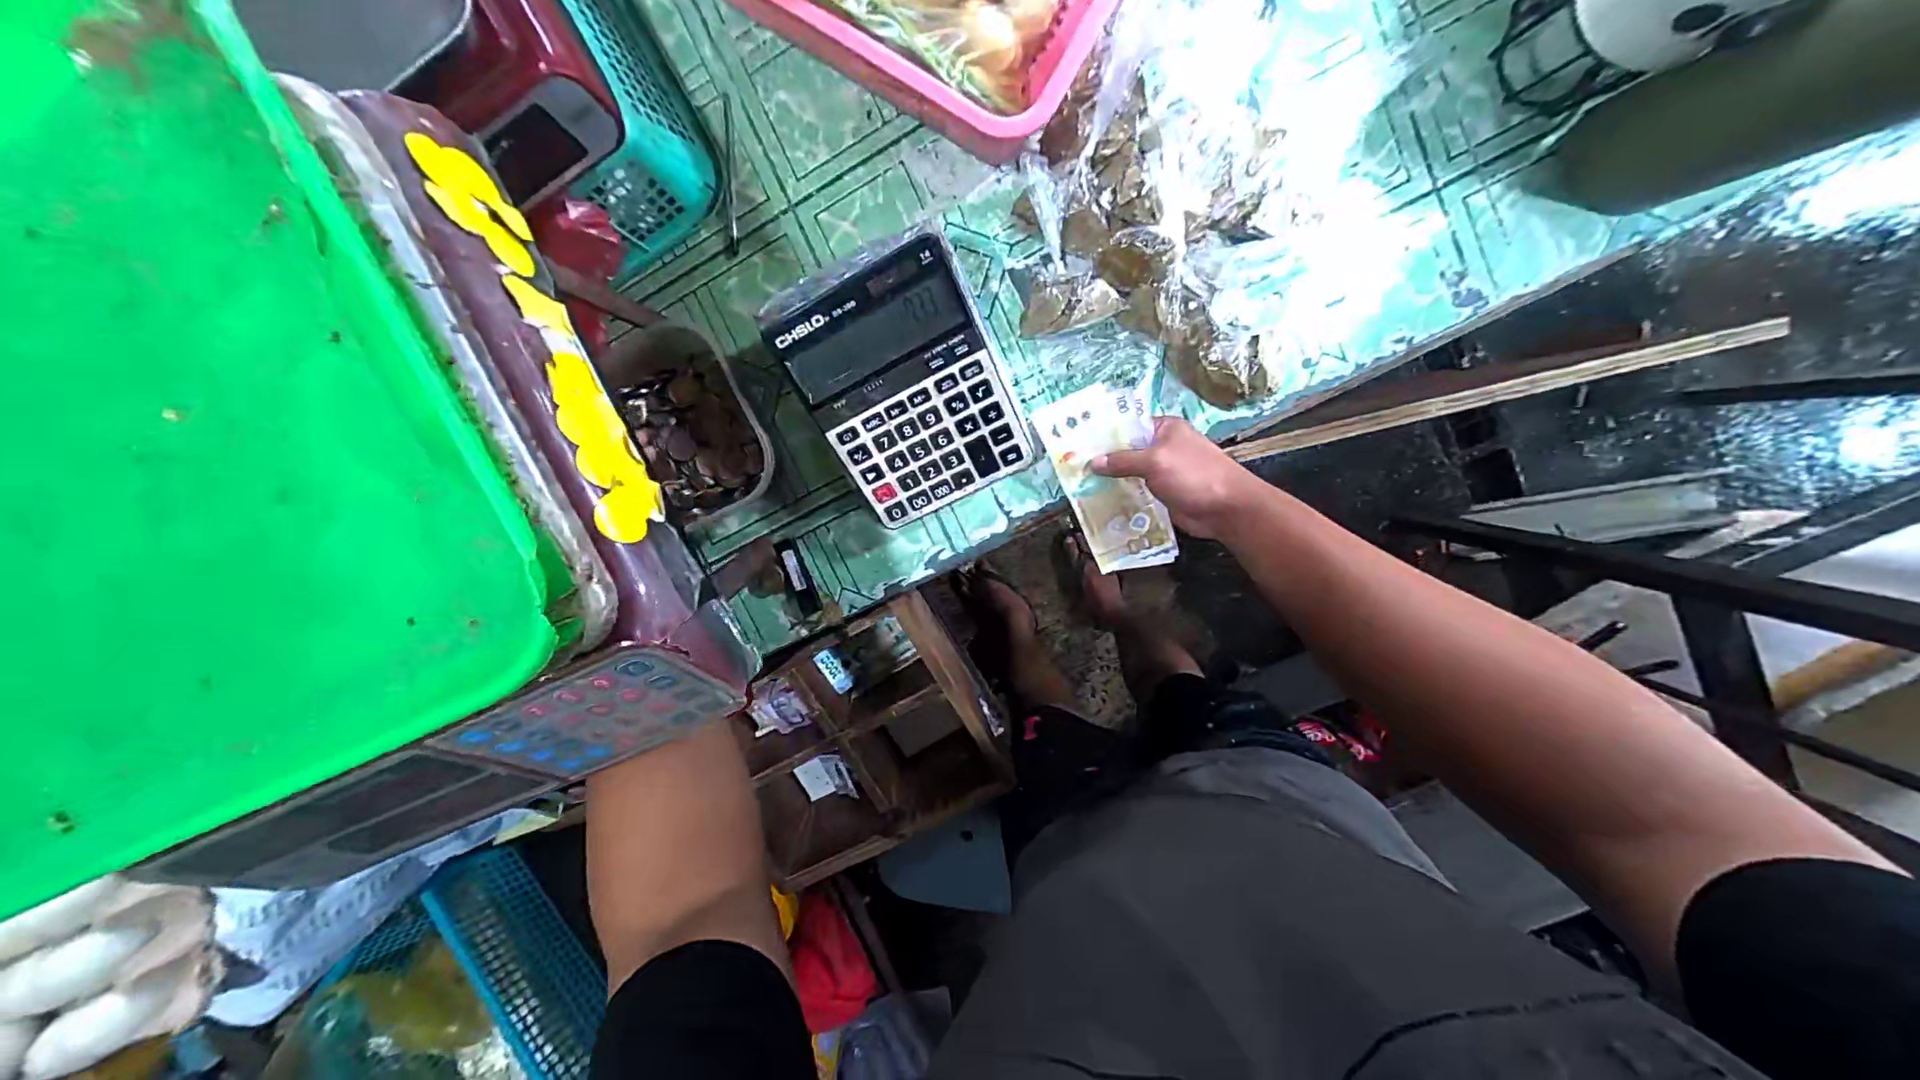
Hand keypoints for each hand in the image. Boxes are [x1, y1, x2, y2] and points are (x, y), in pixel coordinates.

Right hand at [1090, 417, 1265, 538]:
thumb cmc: (1194, 475)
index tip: (1077, 443)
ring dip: (1110, 481)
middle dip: (1103, 460)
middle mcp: (1162, 447)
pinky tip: (1100, 502)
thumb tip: (1092, 462)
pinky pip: (1136, 492)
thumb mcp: (1155, 461)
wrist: (1226, 509)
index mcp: (1164, 429)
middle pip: (1126, 451)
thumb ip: (1122, 461)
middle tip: (1072, 468)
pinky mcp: (1162, 493)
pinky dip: (1121, 497)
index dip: (1104, 434)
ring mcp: (1162, 472)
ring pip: (1129, 474)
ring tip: (1079, 487)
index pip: (1127, 425)